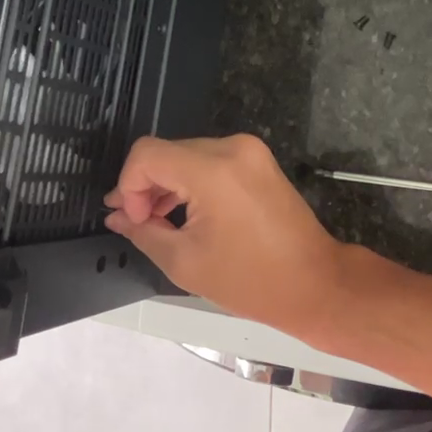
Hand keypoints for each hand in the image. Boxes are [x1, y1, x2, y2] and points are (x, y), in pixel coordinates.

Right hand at [103, 134, 347, 335]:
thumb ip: (143, 232)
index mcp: (213, 170)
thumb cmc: (251, 280)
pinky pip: (209, 161)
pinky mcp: (257, 160)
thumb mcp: (185, 262)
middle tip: (136, 222)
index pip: (147, 154)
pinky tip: (182, 212)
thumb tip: (116, 216)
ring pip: (186, 155)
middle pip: (167, 152)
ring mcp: (248, 150)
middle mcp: (231, 148)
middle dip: (145, 186)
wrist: (315, 283)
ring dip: (166, 183)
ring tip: (155, 221)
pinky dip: (190, 181)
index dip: (129, 184)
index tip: (134, 220)